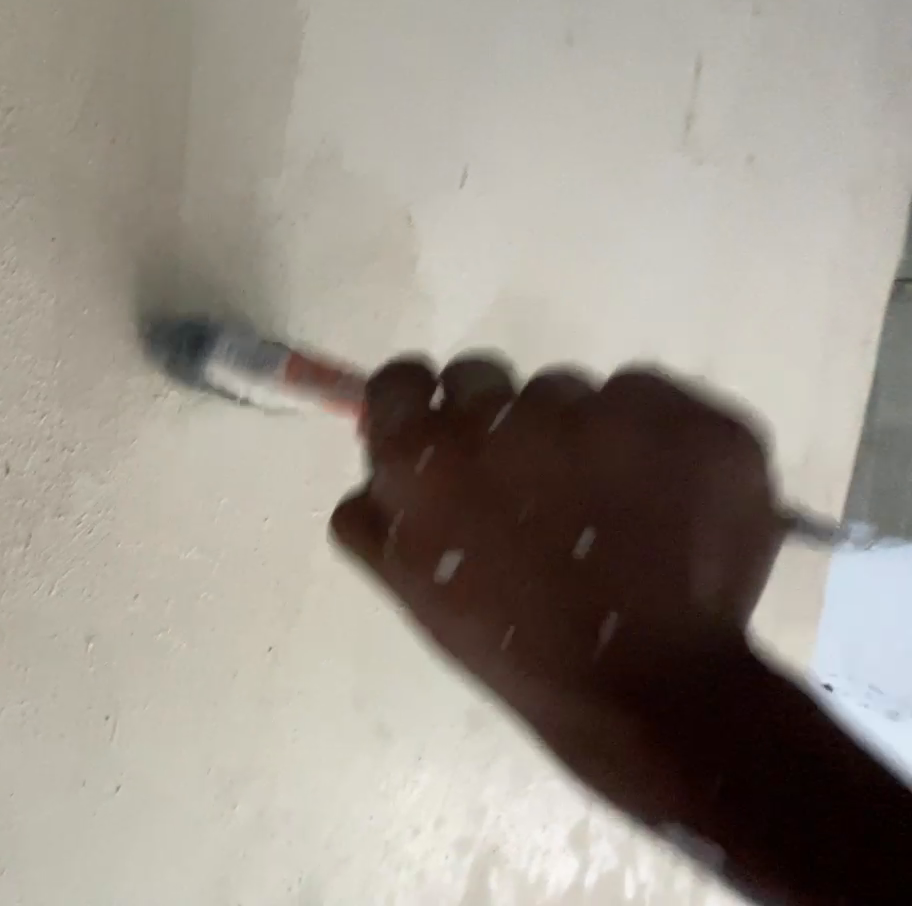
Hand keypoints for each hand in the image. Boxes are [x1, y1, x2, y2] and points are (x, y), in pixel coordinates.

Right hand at [329, 355, 785, 750]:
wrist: (642, 682)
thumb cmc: (501, 632)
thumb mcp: (399, 577)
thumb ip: (366, 510)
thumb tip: (376, 469)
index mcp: (421, 451)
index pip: (400, 379)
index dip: (413, 401)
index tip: (432, 428)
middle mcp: (499, 415)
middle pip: (478, 374)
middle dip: (486, 414)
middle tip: (515, 474)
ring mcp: (600, 415)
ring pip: (566, 390)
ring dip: (566, 428)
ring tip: (593, 494)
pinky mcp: (689, 425)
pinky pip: (648, 394)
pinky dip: (644, 431)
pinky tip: (651, 486)